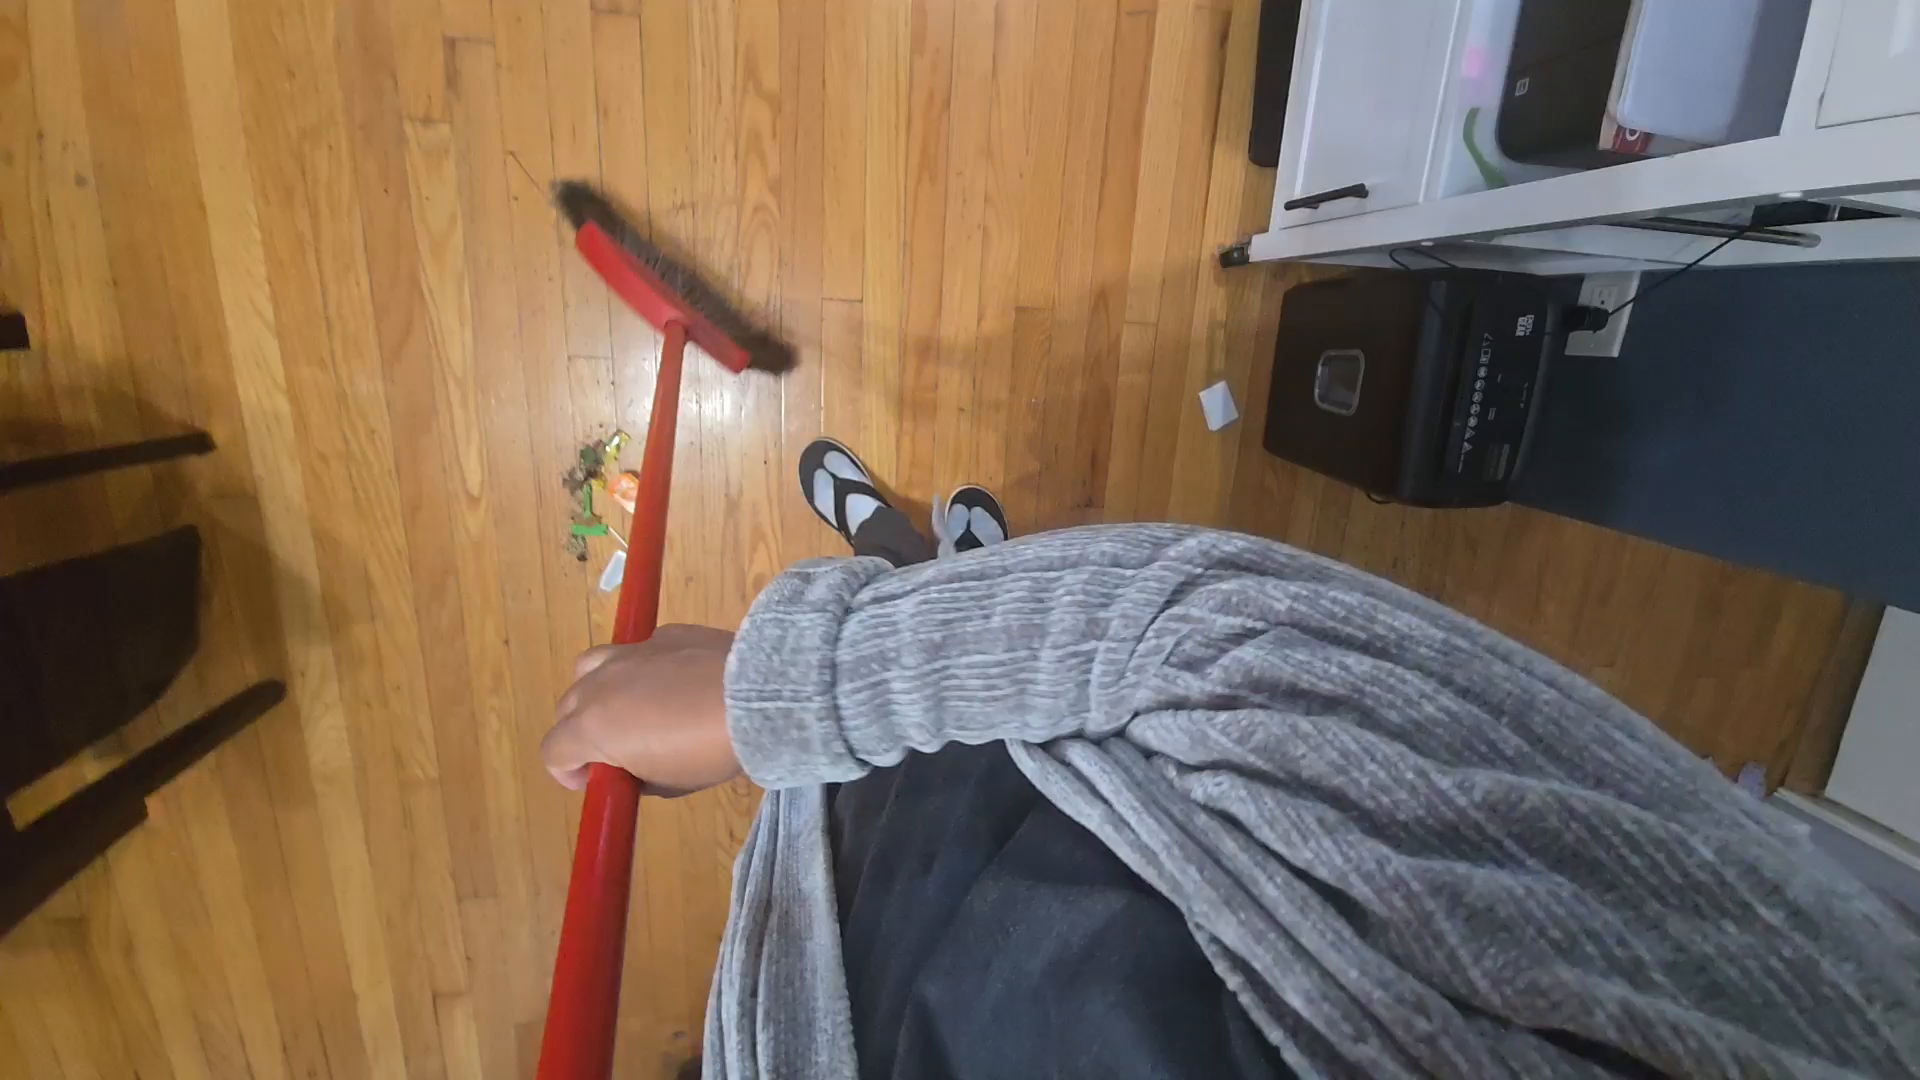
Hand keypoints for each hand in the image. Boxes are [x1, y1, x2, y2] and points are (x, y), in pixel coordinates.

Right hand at [542, 624, 740, 795]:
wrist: (758, 696)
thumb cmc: (710, 749)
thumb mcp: (670, 783)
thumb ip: (637, 776)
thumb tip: (634, 766)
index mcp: (592, 726)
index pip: (554, 751)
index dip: (568, 772)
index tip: (595, 781)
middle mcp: (602, 682)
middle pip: (568, 706)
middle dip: (581, 730)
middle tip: (616, 747)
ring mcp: (634, 651)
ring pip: (591, 666)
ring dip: (598, 689)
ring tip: (630, 705)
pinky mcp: (667, 633)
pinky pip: (639, 650)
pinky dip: (644, 667)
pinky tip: (677, 680)